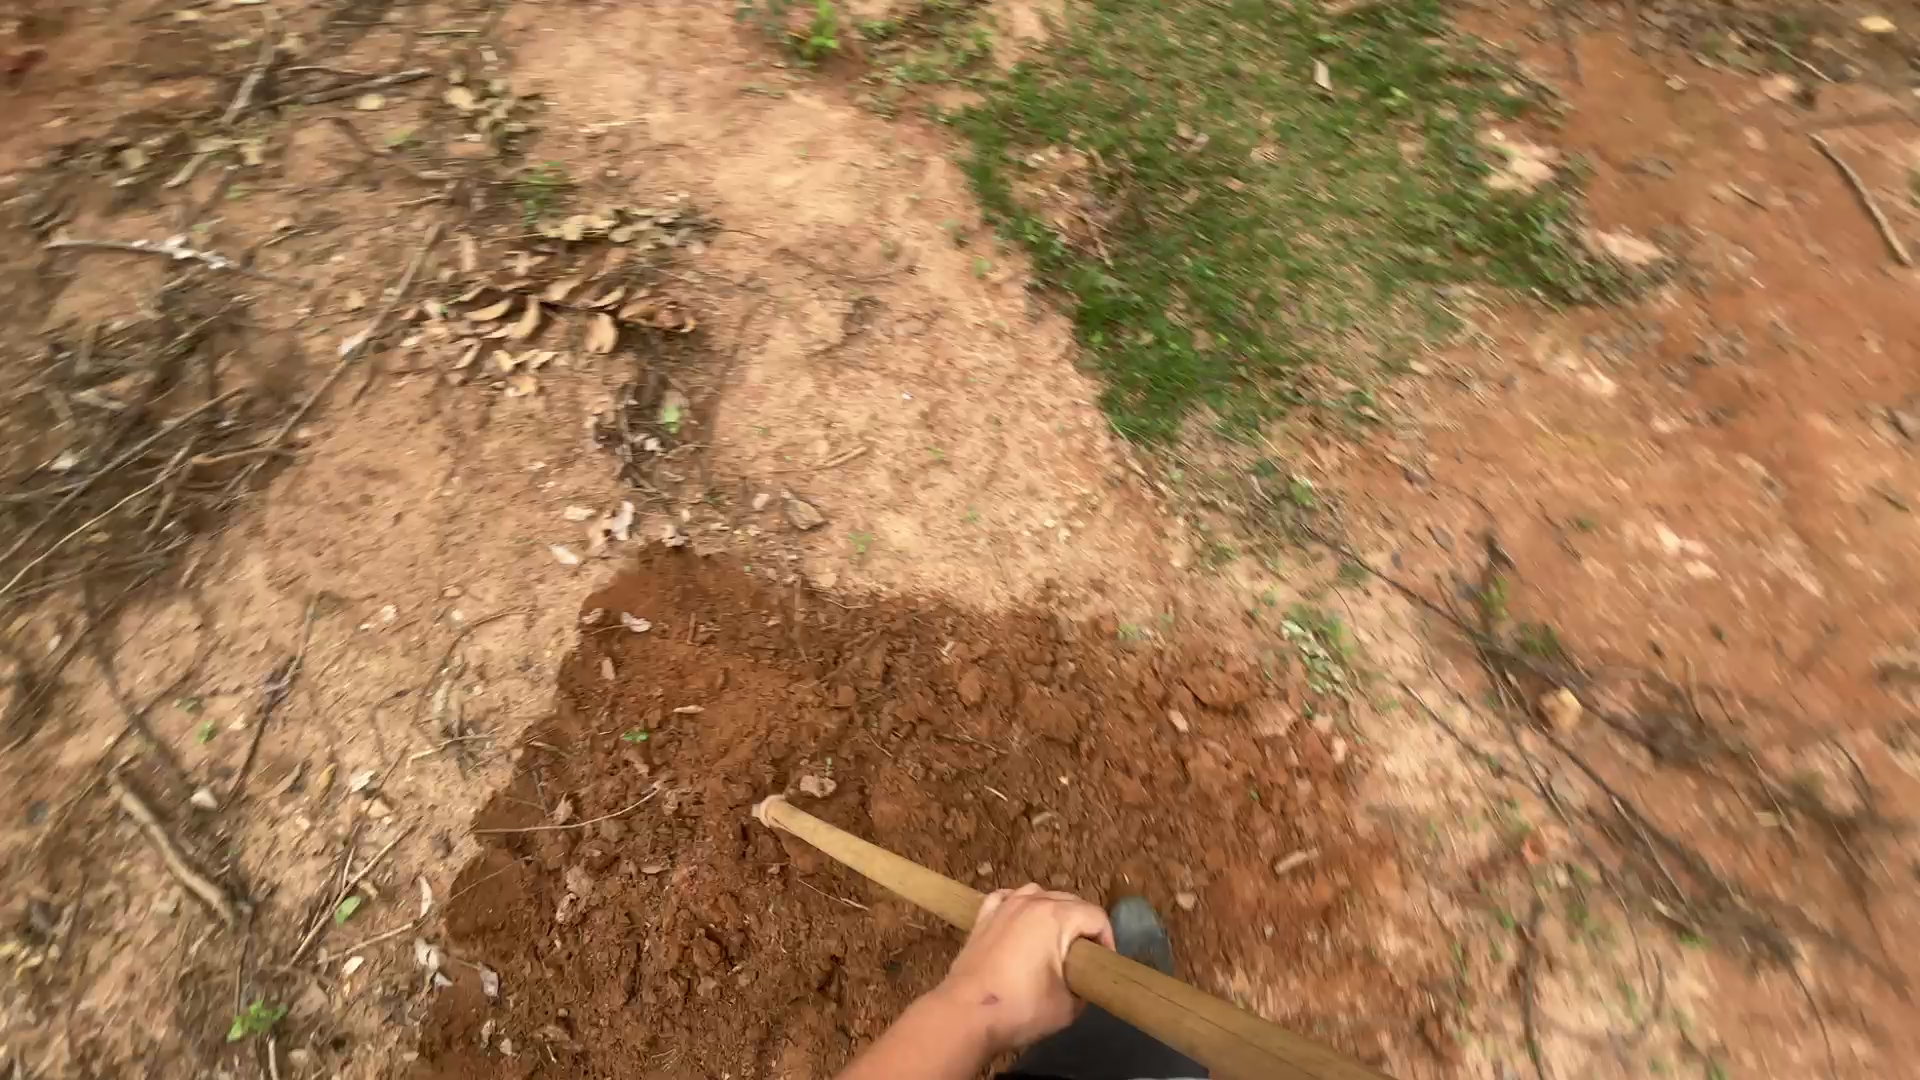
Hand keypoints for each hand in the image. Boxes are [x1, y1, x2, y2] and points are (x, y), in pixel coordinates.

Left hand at [931, 884, 1114, 1054]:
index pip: (1095, 916)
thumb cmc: (1021, 1007)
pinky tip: (1021, 923)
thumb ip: (1084, 987)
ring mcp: (1005, 904)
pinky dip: (1020, 906)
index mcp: (1056, 916)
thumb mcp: (1069, 1007)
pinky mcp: (985, 914)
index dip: (1107, 940)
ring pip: (1039, 893)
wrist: (968, 1011)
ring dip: (1053, 911)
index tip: (1102, 965)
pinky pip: (1009, 898)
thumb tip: (1081, 982)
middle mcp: (1031, 900)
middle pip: (1070, 901)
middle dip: (1083, 925)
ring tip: (1055, 940)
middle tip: (1083, 957)